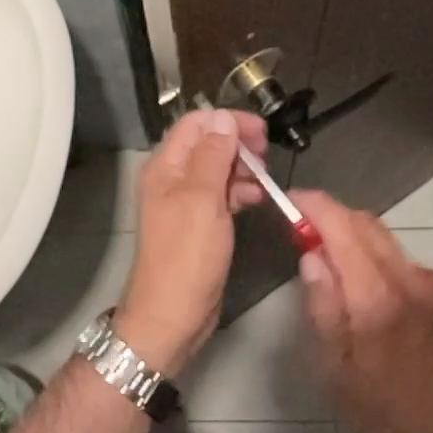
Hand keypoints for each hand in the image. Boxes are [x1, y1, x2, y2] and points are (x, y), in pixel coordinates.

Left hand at [115, 109, 268, 374]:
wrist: (171, 316)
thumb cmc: (186, 256)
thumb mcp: (202, 200)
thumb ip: (213, 155)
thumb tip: (222, 116)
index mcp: (166, 166)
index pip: (196, 123)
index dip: (228, 121)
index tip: (262, 132)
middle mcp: (172, 178)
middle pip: (207, 143)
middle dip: (238, 143)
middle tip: (267, 156)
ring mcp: (185, 201)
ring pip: (216, 168)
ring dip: (242, 168)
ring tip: (265, 181)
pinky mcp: (198, 223)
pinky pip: (220, 194)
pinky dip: (239, 191)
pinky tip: (256, 199)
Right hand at [293, 189, 432, 432]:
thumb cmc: (390, 414)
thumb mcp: (337, 373)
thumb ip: (322, 308)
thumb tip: (311, 257)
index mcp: (375, 297)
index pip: (341, 226)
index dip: (314, 205)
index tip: (291, 200)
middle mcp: (409, 278)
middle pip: (366, 224)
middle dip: (334, 218)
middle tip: (307, 235)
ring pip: (389, 245)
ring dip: (360, 247)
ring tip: (344, 280)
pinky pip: (411, 268)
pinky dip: (388, 270)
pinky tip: (386, 306)